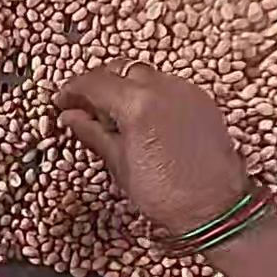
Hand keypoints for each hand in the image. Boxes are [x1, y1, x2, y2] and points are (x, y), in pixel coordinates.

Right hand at [53, 60, 251, 235]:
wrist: (214, 207)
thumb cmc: (165, 193)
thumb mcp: (118, 163)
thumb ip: (92, 132)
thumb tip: (70, 116)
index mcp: (137, 104)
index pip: (95, 82)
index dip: (72, 90)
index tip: (61, 101)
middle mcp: (163, 88)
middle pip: (119, 70)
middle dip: (97, 84)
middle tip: (82, 106)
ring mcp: (185, 92)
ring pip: (144, 75)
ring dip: (122, 87)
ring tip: (110, 115)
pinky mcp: (201, 101)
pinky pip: (166, 86)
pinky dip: (146, 94)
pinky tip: (138, 119)